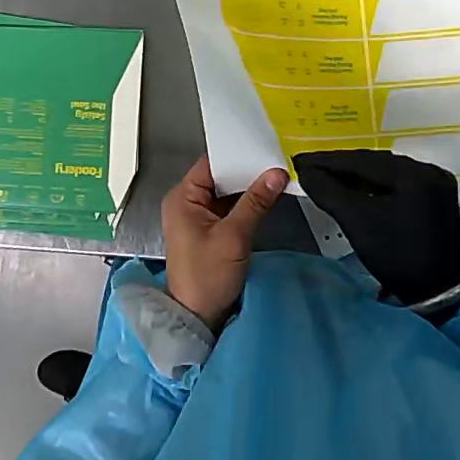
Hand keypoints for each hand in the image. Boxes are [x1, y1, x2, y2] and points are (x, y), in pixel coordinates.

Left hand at [162, 156, 289, 331]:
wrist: (197, 314)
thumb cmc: (207, 276)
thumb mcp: (234, 236)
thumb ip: (256, 202)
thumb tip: (277, 173)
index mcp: (182, 197)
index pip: (210, 164)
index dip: (236, 154)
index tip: (264, 146)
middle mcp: (185, 202)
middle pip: (219, 176)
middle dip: (246, 170)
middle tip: (277, 159)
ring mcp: (197, 216)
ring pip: (226, 192)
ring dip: (248, 187)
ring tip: (278, 174)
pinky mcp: (208, 229)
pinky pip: (228, 207)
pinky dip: (245, 203)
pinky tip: (267, 196)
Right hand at [292, 150, 459, 305]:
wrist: (438, 289)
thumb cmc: (396, 255)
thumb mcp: (356, 221)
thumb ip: (328, 192)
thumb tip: (305, 172)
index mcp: (413, 174)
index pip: (360, 160)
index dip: (325, 160)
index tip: (298, 160)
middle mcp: (427, 171)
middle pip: (372, 162)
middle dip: (338, 165)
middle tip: (307, 167)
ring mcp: (432, 183)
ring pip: (382, 172)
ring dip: (352, 173)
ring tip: (323, 176)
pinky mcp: (432, 197)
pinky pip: (392, 182)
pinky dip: (368, 183)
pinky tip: (350, 186)